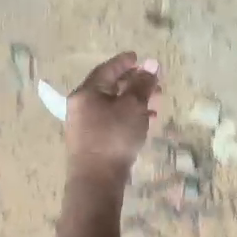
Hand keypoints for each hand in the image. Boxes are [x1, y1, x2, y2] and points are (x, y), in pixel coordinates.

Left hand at [64, 52, 160, 181]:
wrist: (96, 179)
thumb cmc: (114, 136)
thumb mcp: (134, 105)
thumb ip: (143, 83)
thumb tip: (152, 64)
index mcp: (86, 93)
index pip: (107, 69)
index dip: (124, 61)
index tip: (139, 57)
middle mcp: (81, 105)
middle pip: (109, 85)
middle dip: (133, 81)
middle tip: (153, 80)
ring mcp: (84, 123)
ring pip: (112, 102)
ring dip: (134, 98)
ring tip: (155, 100)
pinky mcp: (91, 138)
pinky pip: (111, 116)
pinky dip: (128, 113)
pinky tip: (145, 119)